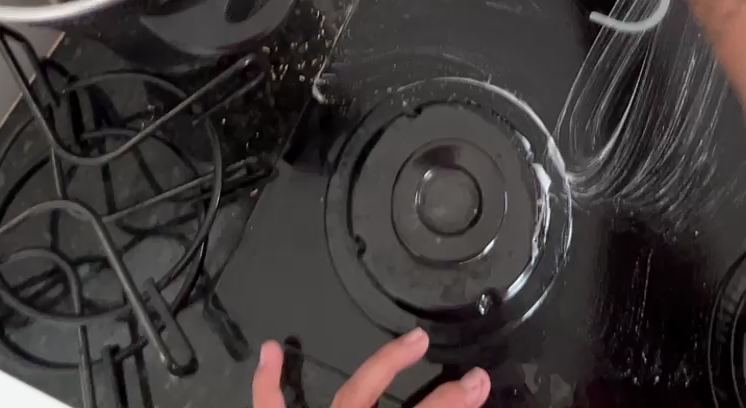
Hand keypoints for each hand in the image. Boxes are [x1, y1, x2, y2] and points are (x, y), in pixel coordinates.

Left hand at [250, 329, 489, 407]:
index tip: (478, 387)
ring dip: (383, 368)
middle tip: (472, 381)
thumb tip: (447, 404)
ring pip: (349, 398)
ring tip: (411, 343)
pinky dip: (268, 384)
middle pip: (392, 402)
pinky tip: (269, 351)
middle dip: (441, 399)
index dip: (452, 404)